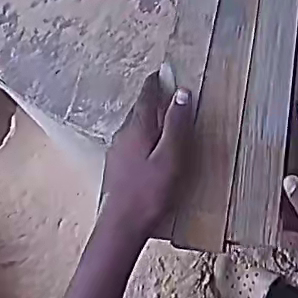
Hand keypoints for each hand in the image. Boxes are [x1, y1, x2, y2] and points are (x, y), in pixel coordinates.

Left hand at [97, 71, 193, 246]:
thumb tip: (182, 93)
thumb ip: (176, 125)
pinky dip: (144, 137)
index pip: (146, 96)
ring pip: (135, 127)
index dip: (155, 82)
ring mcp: (116, 151)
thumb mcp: (171, 157)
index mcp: (137, 128)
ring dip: (149, 119)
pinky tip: (152, 149)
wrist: (120, 226)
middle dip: (153, 100)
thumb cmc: (149, 192)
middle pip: (139, 110)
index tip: (162, 72)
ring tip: (164, 120)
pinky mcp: (116, 167)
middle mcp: (123, 135)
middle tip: (169, 94)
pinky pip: (132, 142)